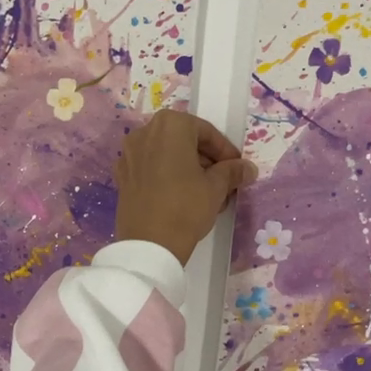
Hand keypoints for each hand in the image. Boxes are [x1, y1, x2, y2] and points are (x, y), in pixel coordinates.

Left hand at [113, 109, 255, 265]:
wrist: (149, 245)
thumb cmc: (186, 207)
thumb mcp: (216, 187)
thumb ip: (232, 171)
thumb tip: (248, 168)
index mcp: (170, 125)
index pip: (206, 132)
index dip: (225, 151)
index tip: (237, 168)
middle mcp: (144, 133)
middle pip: (183, 142)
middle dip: (206, 160)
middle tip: (223, 182)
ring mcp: (128, 155)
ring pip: (166, 156)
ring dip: (187, 169)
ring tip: (205, 194)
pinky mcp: (122, 177)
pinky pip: (150, 170)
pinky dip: (167, 178)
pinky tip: (180, 198)